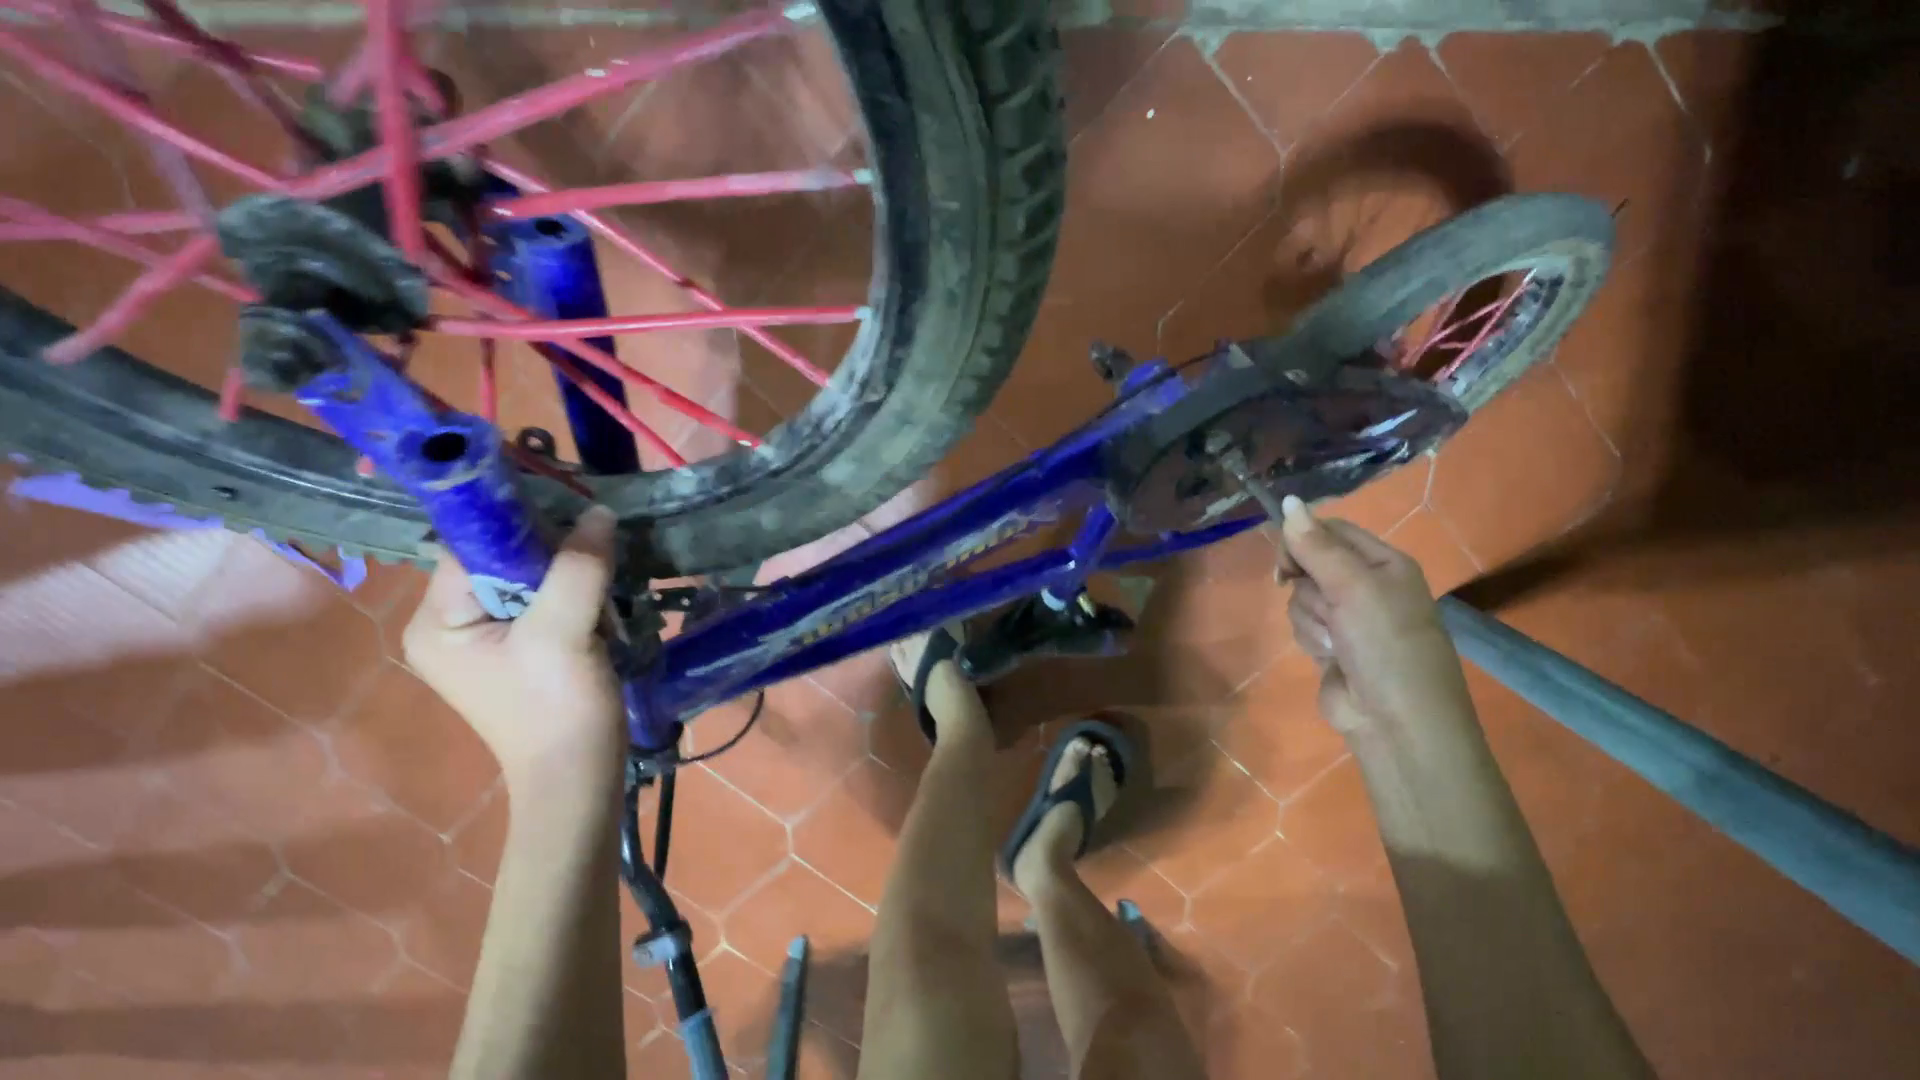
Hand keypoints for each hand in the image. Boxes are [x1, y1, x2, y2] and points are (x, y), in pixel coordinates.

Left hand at [403, 506, 626, 788]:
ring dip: (567, 574)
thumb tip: (598, 511)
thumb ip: (577, 568)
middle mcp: (447, 624)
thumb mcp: (564, 634)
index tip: (570, 510)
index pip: (470, 544)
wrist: (578, 780)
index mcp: (436, 620)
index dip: (517, 523)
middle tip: (595, 549)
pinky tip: (597, 608)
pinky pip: (540, 602)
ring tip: (601, 584)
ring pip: (526, 578)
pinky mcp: (515, 651)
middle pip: (498, 558)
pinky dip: (572, 596)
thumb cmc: (557, 710)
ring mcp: (482, 640)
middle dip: (550, 551)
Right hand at [1276, 495, 1475, 736]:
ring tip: (1337, 644)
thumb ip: (1316, 545)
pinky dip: (1311, 640)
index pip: (1332, 531)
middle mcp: (1367, 586)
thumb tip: (1288, 501)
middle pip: (1310, 564)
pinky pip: (1303, 626)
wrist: (1397, 720)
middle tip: (1328, 609)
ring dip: (1311, 620)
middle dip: (1309, 588)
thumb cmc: (1385, 644)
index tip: (1286, 562)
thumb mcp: (1353, 587)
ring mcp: (1349, 619)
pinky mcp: (1332, 646)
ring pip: (1301, 598)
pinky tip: (1331, 658)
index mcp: (1384, 563)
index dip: (1303, 540)